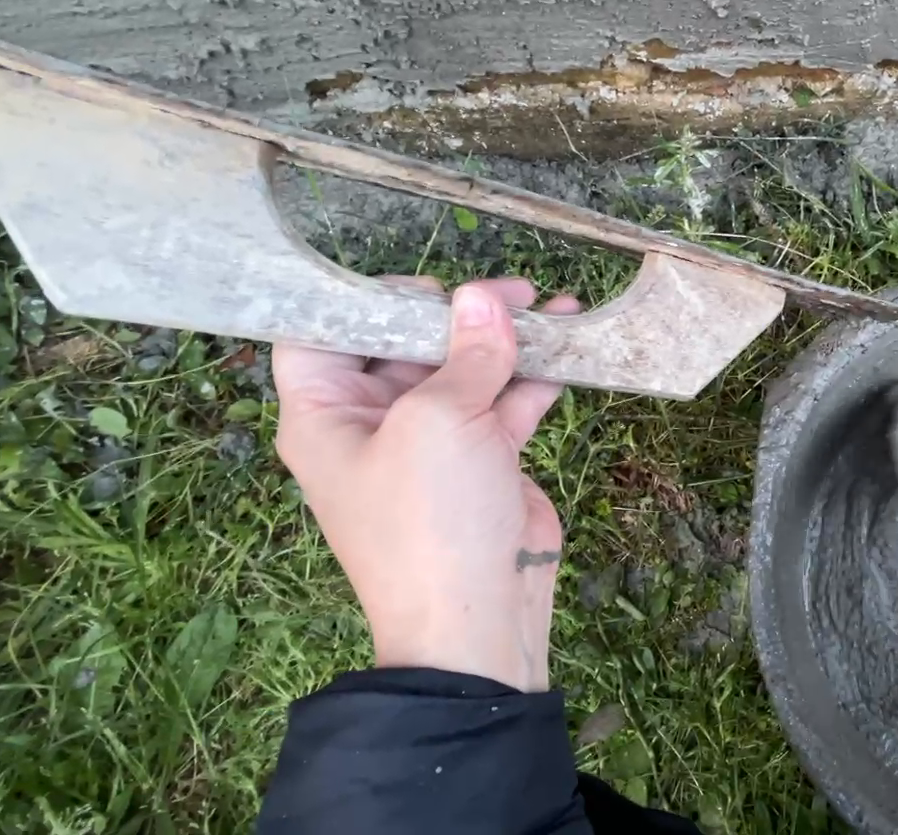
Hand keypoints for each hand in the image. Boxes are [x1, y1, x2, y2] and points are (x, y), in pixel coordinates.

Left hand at [272, 276, 578, 692]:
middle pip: (410, 346)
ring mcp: (437, 440)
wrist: (479, 611)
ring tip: (557, 305)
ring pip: (470, 371)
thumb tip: (484, 295)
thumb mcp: (439, 420)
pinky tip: (574, 347)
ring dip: (511, 340)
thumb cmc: (430, 513)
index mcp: (328, 414)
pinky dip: (539, 375)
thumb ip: (468, 353)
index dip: (367, 301)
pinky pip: (508, 400)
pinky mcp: (487, 456)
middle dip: (462, 315)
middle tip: (514, 291)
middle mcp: (377, 422)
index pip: (324, 336)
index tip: (431, 286)